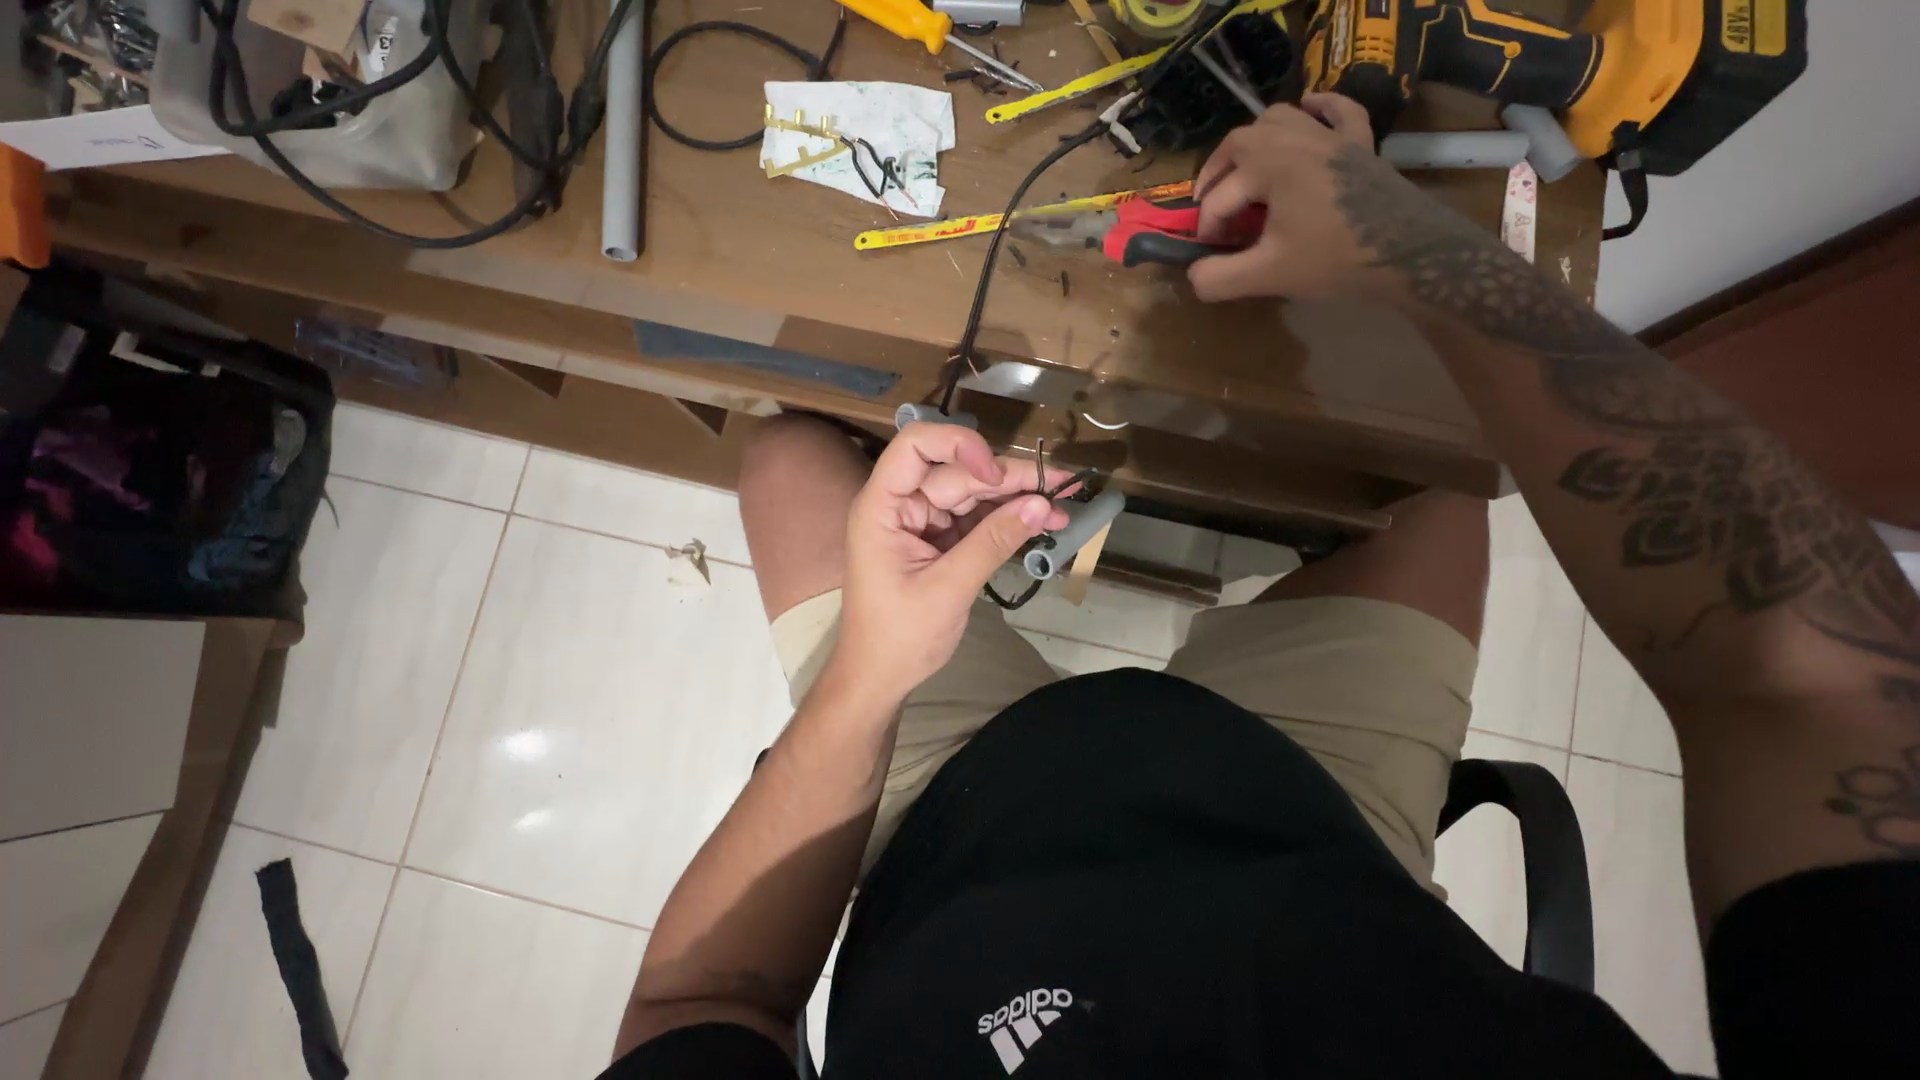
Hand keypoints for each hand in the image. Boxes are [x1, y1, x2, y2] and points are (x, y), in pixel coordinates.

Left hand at [830, 423, 1073, 704]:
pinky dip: (1010, 520)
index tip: (996, 474)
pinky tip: (1045, 522)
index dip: (958, 445)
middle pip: (957, 471)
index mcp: (882, 507)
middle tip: (1060, 485)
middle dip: (1007, 478)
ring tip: (1063, 505)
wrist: (880, 677)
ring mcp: (923, 522)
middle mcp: (902, 505)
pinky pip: (979, 519)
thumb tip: (1040, 505)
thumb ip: (992, 543)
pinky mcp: (942, 540)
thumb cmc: (899, 636)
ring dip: (1017, 498)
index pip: (915, 447)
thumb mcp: (947, 589)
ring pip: (974, 493)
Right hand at [1186, 93, 1419, 302]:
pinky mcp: (1360, 145)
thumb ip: (1220, 279)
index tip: (1213, 256)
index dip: (1207, 228)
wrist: (1409, 254)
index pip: (1220, 196)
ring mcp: (1331, 138)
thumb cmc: (1334, 261)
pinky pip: (1338, 110)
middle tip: (1210, 211)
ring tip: (1243, 174)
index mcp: (1270, 165)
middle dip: (1216, 176)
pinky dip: (1318, 107)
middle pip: (1239, 143)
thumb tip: (1195, 276)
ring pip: (1279, 119)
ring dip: (1253, 142)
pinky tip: (1307, 110)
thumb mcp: (1267, 276)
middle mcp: (1296, 139)